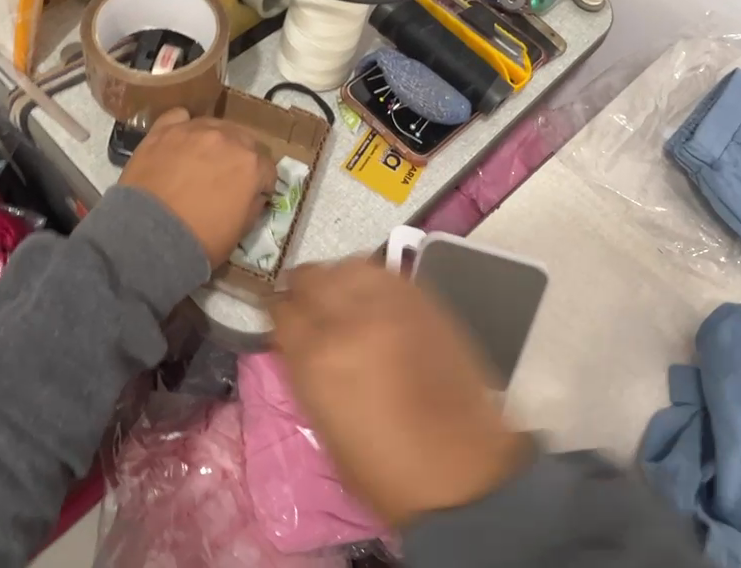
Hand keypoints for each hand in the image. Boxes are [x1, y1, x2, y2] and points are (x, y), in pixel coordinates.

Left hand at [118, 108, 273, 266]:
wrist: (149, 236)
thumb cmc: (200, 239)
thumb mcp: (241, 231)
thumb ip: (253, 205)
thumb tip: (254, 193)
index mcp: (251, 164)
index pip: (267, 168)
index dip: (261, 184)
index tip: (252, 195)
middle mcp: (227, 138)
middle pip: (243, 140)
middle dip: (240, 158)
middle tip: (226, 178)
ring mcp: (194, 130)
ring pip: (214, 126)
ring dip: (214, 141)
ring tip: (201, 160)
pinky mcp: (164, 129)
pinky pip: (180, 117)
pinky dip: (183, 127)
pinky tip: (179, 142)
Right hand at [272, 259, 528, 526]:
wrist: (463, 474)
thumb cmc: (384, 469)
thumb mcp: (323, 425)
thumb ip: (306, 371)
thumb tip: (299, 342)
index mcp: (316, 358)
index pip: (280, 310)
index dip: (277, 313)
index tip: (281, 319)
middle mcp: (347, 320)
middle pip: (310, 277)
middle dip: (302, 290)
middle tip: (306, 305)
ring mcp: (388, 306)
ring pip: (346, 266)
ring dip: (336, 278)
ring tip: (339, 296)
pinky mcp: (423, 301)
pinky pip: (383, 272)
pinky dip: (369, 278)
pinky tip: (370, 296)